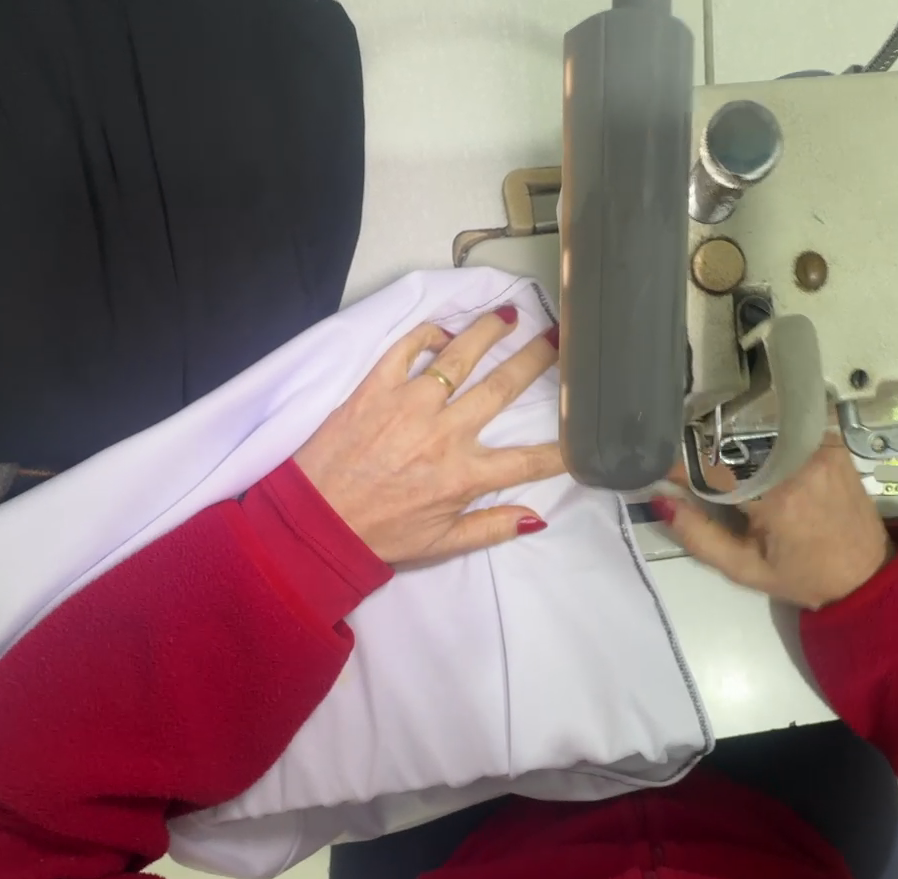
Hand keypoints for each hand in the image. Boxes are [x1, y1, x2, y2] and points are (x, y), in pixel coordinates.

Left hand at [294, 307, 565, 564]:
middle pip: (502, 388)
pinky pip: (407, 349)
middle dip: (536, 361)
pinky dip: (428, 335)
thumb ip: (492, 528)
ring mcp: (409, 404)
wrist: (313, 520)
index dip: (563, 448)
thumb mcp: (441, 545)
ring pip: (460, 358)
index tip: (584, 434)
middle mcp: (444, 433)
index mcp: (464, 476)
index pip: (528, 460)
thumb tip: (538, 518)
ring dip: (488, 332)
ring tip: (510, 315)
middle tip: (558, 339)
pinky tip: (445, 333)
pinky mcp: (375, 387)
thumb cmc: (379, 535)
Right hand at [653, 433, 893, 609]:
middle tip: (695, 471)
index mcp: (777, 497)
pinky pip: (785, 430)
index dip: (684, 467)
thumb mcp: (744, 569)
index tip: (667, 473)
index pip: (713, 467)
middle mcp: (801, 463)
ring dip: (736, 445)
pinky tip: (760, 459)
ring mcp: (820, 447)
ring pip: (758, 433)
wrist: (867, 573)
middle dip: (709, 453)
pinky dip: (766, 441)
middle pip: (735, 443)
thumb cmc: (803, 577)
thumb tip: (662, 500)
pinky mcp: (832, 442)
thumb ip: (699, 536)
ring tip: (727, 466)